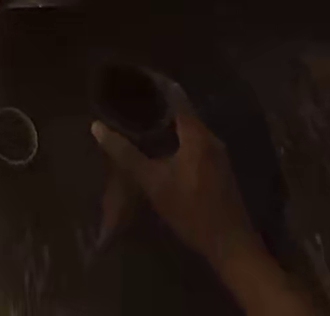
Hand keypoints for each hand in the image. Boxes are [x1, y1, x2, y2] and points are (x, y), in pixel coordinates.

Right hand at [91, 80, 257, 267]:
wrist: (233, 251)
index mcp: (197, 135)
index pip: (175, 96)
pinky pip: (195, 139)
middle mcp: (211, 139)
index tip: (133, 78)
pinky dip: (177, 135)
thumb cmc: (192, 212)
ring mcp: (219, 155)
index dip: (154, 84)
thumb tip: (96, 126)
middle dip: (157, 103)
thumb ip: (125, 154)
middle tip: (131, 99)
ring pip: (189, 126)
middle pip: (182, 110)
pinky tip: (161, 143)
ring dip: (167, 120)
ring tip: (140, 118)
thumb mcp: (153, 183)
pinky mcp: (220, 168)